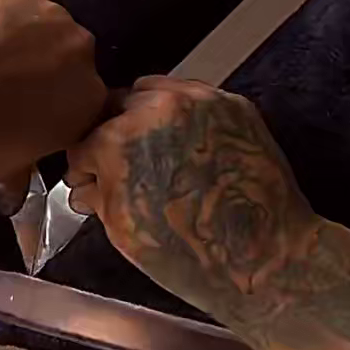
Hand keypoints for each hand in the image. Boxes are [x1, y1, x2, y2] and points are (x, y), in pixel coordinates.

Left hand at [0, 0, 104, 210]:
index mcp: (88, 102)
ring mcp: (57, 20)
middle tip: (10, 89)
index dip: (61, 111)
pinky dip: (7, 21)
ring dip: (29, 46)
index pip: (85, 106)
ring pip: (48, 34)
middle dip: (48, 76)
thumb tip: (12, 194)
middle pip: (71, 65)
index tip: (38, 116)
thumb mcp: (4, 168)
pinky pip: (23, 11)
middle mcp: (84, 56)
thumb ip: (20, 180)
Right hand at [64, 77, 318, 323]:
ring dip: (144, 115)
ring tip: (156, 147)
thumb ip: (97, 194)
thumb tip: (84, 182)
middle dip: (112, 135)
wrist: (266, 258)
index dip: (84, 165)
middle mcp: (155, 106)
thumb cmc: (187, 253)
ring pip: (152, 91)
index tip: (91, 177)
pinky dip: (181, 114)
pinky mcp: (231, 102)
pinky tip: (188, 143)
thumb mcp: (123, 230)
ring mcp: (197, 99)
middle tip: (124, 162)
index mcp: (118, 139)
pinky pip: (191, 96)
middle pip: (114, 108)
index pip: (83, 141)